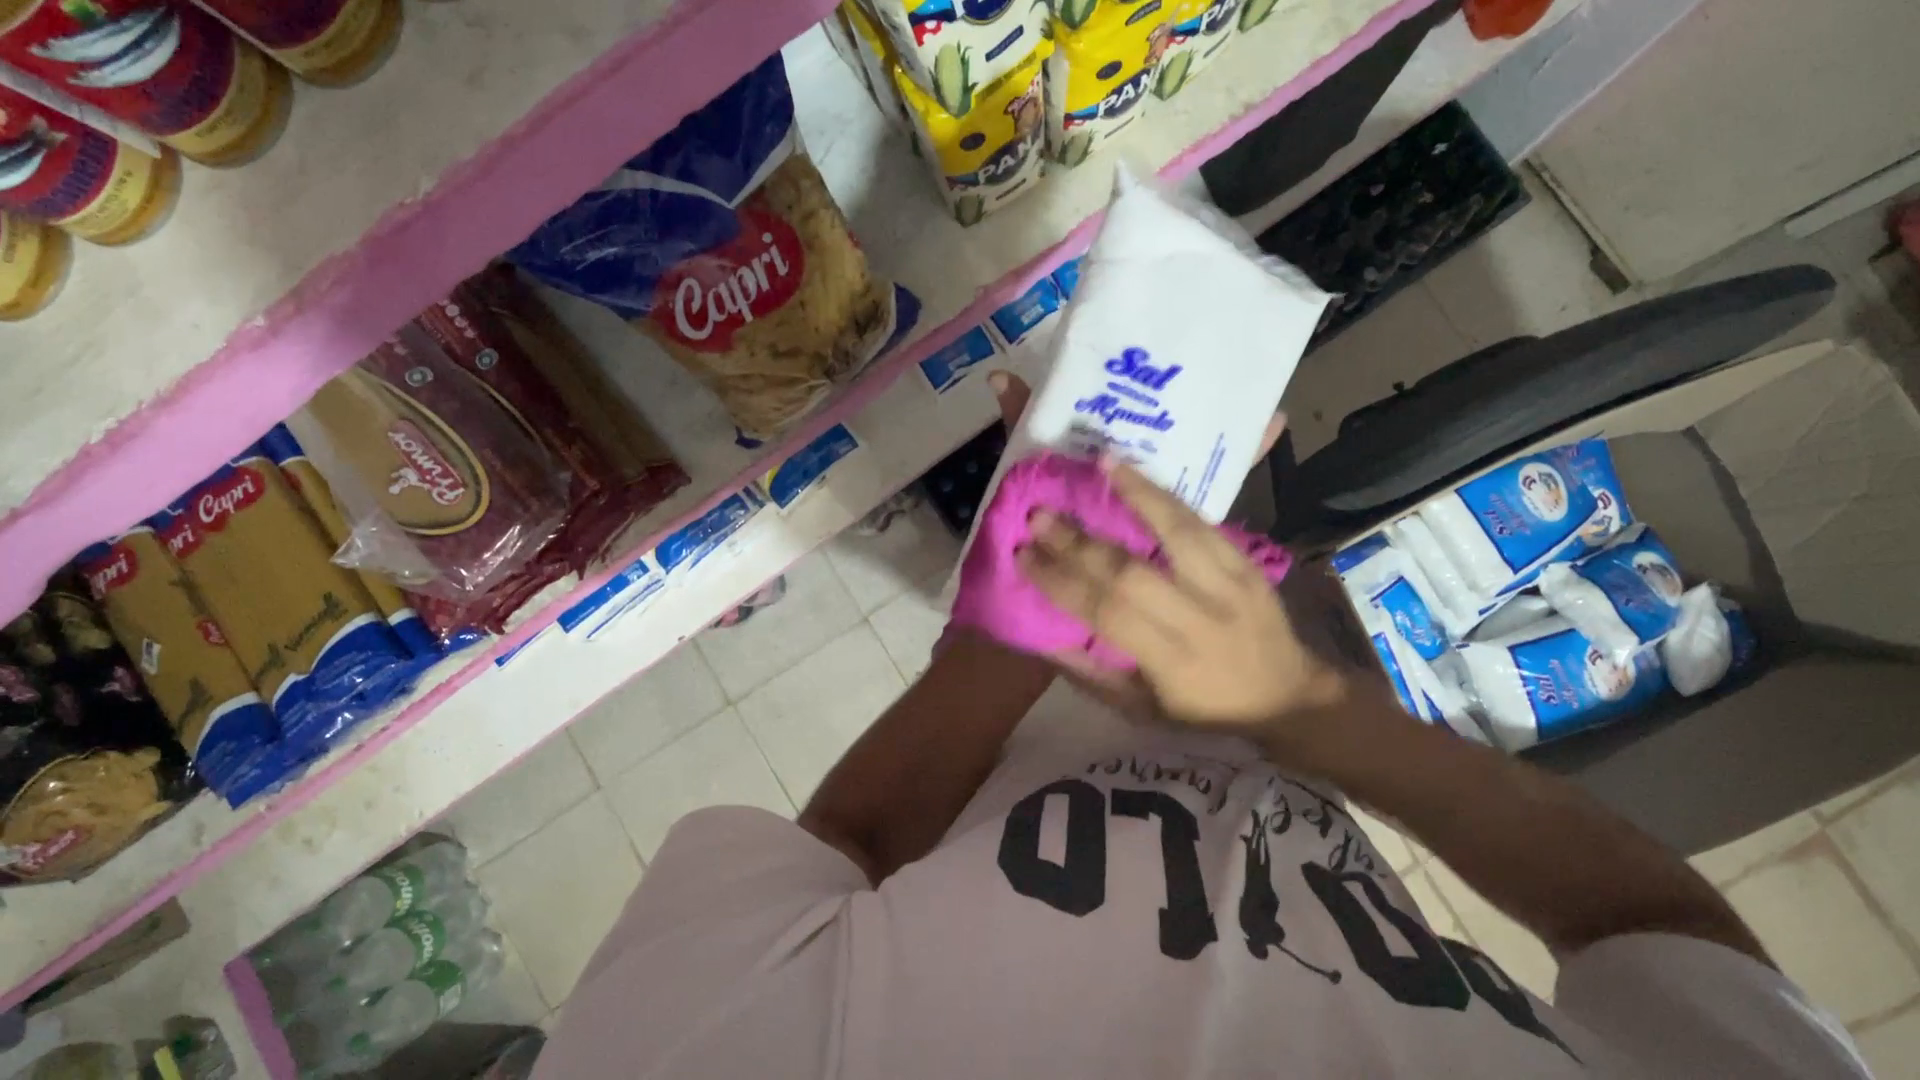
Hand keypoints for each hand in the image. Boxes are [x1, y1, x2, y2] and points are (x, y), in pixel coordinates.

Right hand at [1016, 455, 1362, 733]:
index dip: (1060, 583)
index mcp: (1172, 661)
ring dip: (1135, 495)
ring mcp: (1231, 586)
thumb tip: (1043, 636)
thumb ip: (1092, 675)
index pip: (1106, 613)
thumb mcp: (1144, 711)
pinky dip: (1167, 497)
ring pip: (1177, 533)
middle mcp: (1201, 619)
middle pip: (1132, 572)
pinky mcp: (1249, 564)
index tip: (1022, 557)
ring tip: (1098, 465)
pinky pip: (1203, 524)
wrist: (1290, 697)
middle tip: (1039, 516)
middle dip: (1079, 542)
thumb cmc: (1206, 712)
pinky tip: (1138, 473)